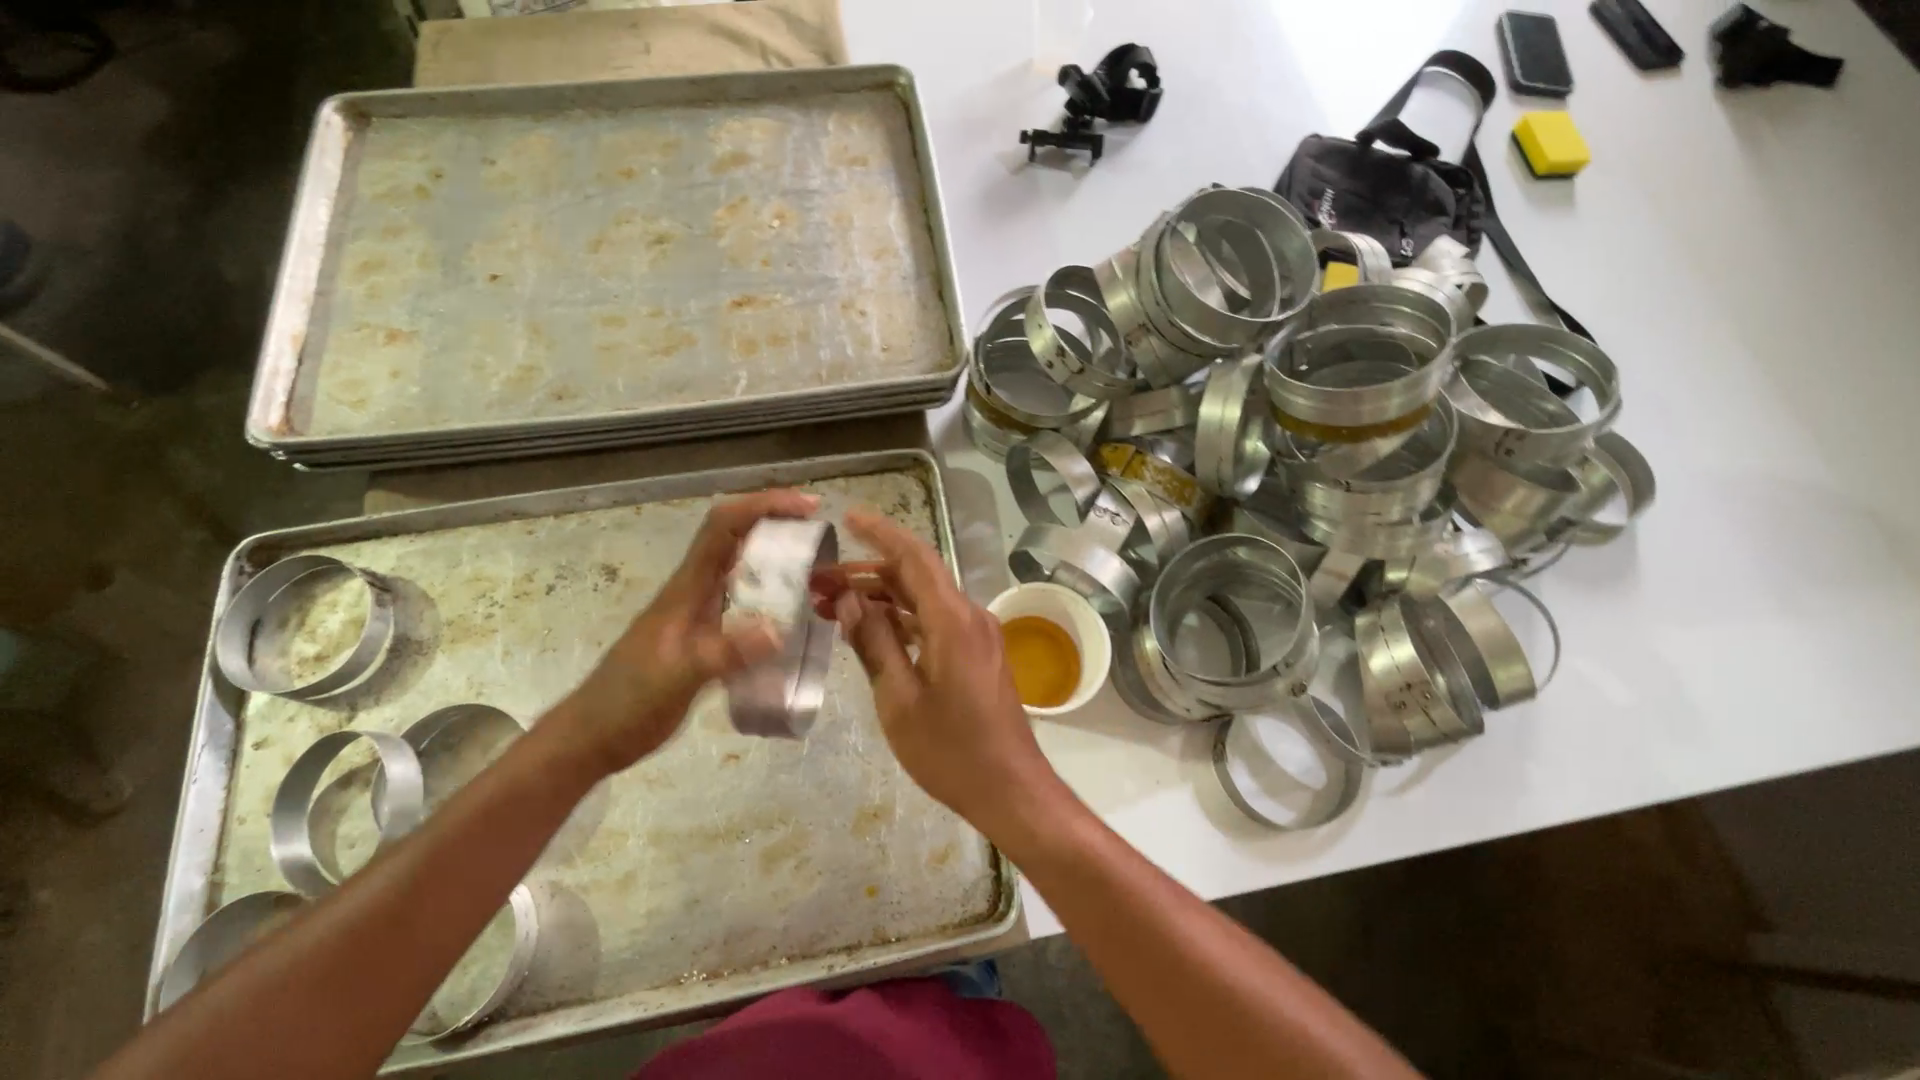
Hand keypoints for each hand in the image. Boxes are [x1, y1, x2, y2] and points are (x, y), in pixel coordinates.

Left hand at [559, 489, 818, 775]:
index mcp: (686, 589)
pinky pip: (744, 609)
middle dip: (779, 526)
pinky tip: (793, 624)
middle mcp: (694, 593)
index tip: (808, 507)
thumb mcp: (677, 677)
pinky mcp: (704, 642)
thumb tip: (780, 630)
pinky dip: (772, 604)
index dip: (764, 505)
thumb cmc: (627, 702)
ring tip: (818, 574)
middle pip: (737, 540)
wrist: (592, 736)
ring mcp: (698, 617)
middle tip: (822, 538)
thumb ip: (725, 653)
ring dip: (778, 563)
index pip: (725, 527)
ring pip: (742, 574)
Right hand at [825, 509, 1065, 835]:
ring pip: (925, 600)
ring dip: (882, 598)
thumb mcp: (898, 698)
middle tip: (818, 582)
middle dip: (866, 573)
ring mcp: (978, 636)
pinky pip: (936, 622)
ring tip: (831, 607)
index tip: (846, 518)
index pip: (914, 557)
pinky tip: (869, 632)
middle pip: (916, 577)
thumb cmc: (950, 751)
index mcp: (953, 620)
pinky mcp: (978, 656)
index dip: (880, 533)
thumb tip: (848, 599)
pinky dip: (903, 621)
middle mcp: (970, 617)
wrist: (1010, 788)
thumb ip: (874, 642)